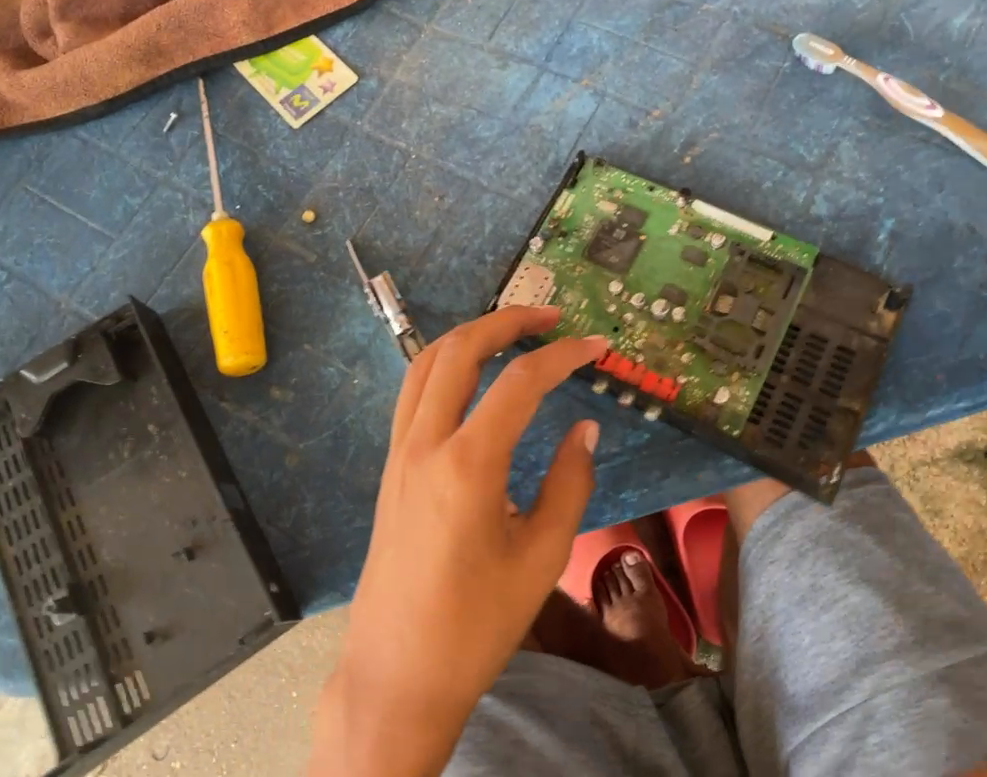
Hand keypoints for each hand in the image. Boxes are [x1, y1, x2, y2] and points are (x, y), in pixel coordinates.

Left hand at [308, 306, 606, 776]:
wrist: (399, 671)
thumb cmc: (477, 623)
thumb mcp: (541, 557)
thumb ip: (569, 483)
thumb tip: (585, 428)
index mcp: (467, 464)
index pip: (519, 381)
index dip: (562, 355)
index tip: (596, 345)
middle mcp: (425, 443)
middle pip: (459, 350)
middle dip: (505, 321)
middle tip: (549, 316)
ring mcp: (398, 452)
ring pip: (424, 364)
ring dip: (467, 337)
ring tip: (510, 333)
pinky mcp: (390, 467)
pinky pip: (411, 394)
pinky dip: (441, 366)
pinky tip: (469, 379)